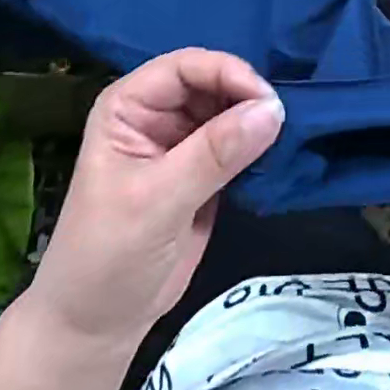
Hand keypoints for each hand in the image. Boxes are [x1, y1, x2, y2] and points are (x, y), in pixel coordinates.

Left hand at [27, 48, 283, 344]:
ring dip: (257, 120)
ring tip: (289, 136)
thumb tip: (272, 109)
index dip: (226, 72)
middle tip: (285, 122)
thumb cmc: (109, 255)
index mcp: (129, 105)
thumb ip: (213, 154)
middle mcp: (155, 114)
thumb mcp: (158, 201)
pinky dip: (258, 147)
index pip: (184, 67)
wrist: (99, 322)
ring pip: (229, 112)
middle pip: (211, 84)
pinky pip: (237, 145)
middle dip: (246, 95)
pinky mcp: (203, 172)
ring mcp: (181, 143)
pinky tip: (280, 154)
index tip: (268, 100)